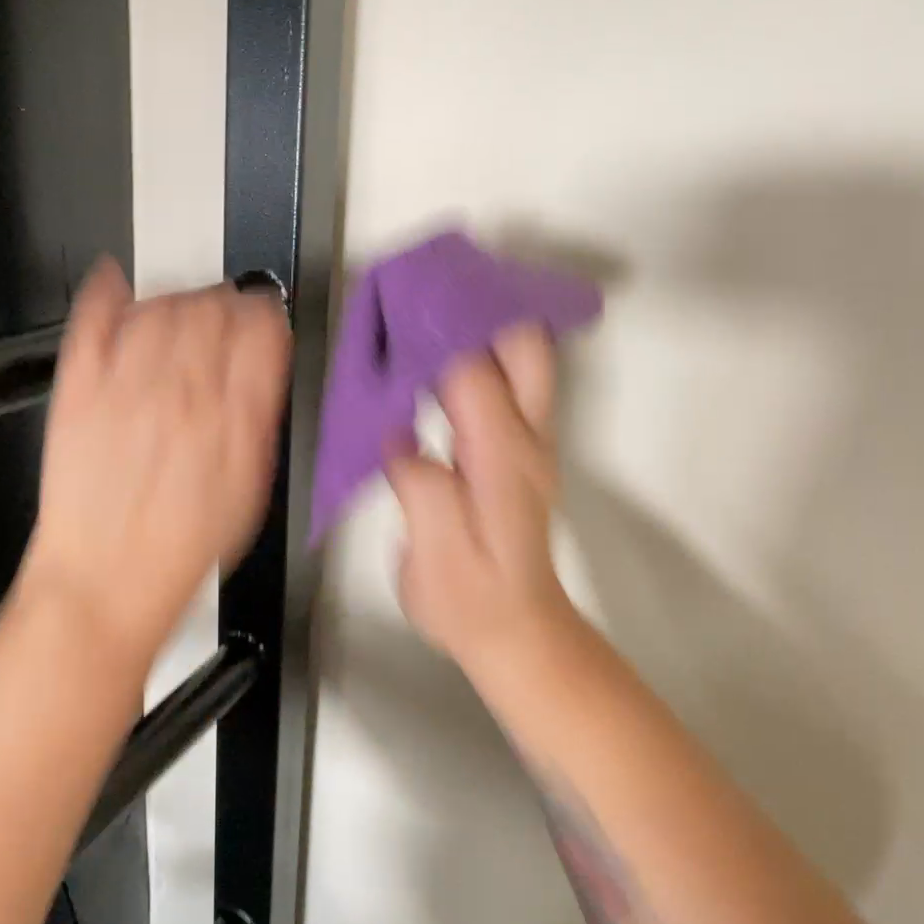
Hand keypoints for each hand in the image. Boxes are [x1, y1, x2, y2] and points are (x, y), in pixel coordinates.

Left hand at [21, 259, 291, 666]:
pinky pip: (93, 320)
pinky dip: (104, 293)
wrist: (107, 577)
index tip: (257, 318)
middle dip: (221, 304)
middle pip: (210, 307)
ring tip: (175, 314)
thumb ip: (257, 418)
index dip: (262, 314)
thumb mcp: (249, 488)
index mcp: (233, 416)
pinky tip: (114, 283)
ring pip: (158, 305)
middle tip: (217, 314)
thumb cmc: (178, 546)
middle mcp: (182, 391)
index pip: (260, 327)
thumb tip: (260, 370)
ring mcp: (126, 385)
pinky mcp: (79, 390)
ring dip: (173, 298)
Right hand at [385, 325, 577, 664]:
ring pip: (525, 360)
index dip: (433, 334)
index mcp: (501, 460)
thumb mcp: (435, 550)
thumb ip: (419, 484)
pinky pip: (511, 384)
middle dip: (480, 308)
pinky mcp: (518, 453)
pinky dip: (482, 353)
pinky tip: (440, 350)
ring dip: (484, 324)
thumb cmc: (469, 599)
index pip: (472, 374)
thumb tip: (395, 435)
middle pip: (525, 349)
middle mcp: (526, 441)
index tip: (396, 301)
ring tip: (427, 306)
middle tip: (423, 290)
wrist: (516, 633)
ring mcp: (529, 445)